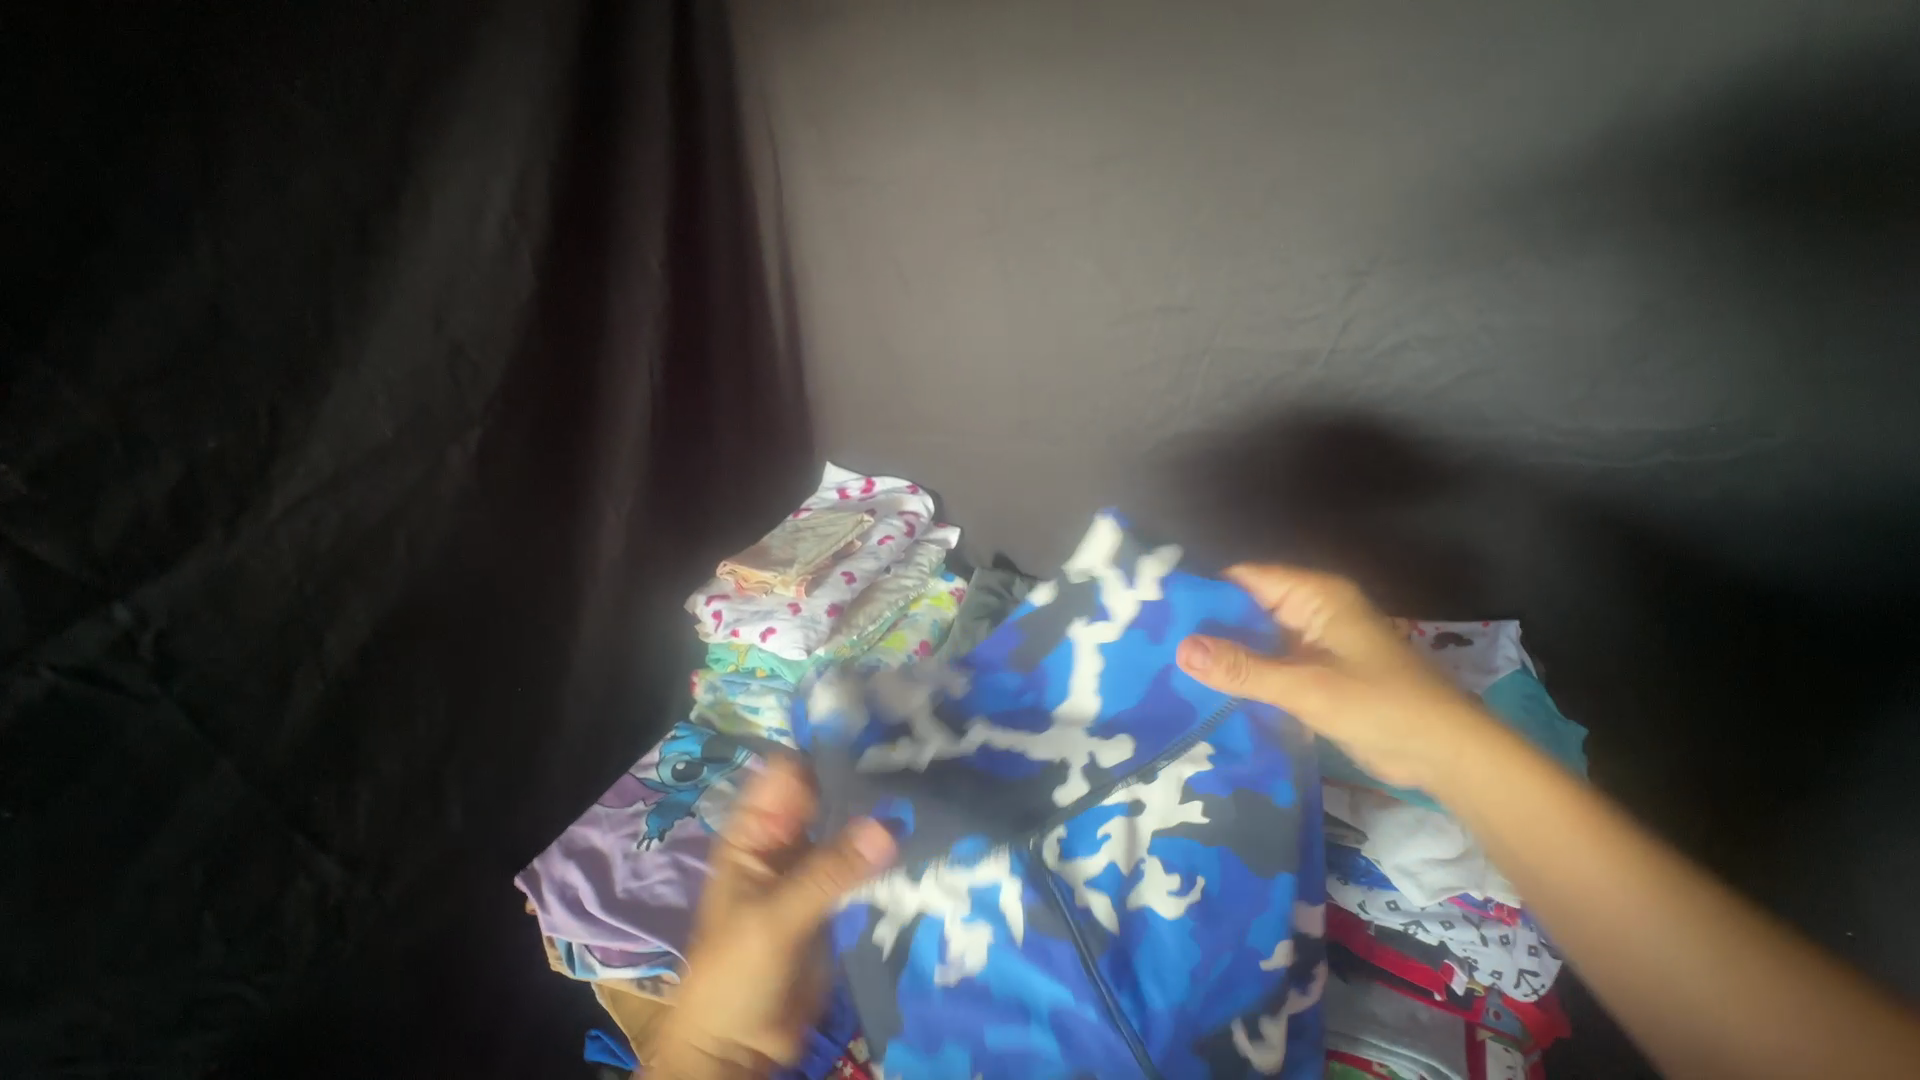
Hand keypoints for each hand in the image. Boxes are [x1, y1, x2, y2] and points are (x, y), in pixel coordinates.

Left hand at [649, 758, 896, 1078]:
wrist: (738, 1046)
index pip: (790, 772)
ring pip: (847, 825)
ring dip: (878, 810)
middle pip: (824, 793)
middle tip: (915, 757)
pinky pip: (862, 861)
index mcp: (754, 832)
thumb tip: (890, 825)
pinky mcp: (836, 896)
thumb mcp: (777, 919)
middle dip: (862, 776)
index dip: (827, 750)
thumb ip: (831, 871)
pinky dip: (885, 847)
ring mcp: (812, 868)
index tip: (877, 734)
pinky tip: (920, 829)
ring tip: (927, 785)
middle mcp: (784, 839)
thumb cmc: (735, 974)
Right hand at [1177, 563, 1502, 791]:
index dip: (1201, 592)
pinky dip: (1241, 675)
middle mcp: (1310, 610)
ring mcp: (1311, 643)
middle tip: (1149, 644)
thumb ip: (1243, 669)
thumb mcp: (1306, 687)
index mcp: (1314, 595)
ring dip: (1221, 654)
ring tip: (1164, 667)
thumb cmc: (1382, 707)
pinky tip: (1203, 691)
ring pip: (1252, 639)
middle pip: (1244, 608)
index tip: (1155, 612)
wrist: (1445, 754)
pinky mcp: (1313, 673)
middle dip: (1204, 626)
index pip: (1243, 578)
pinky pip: (1266, 665)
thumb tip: (1180, 648)